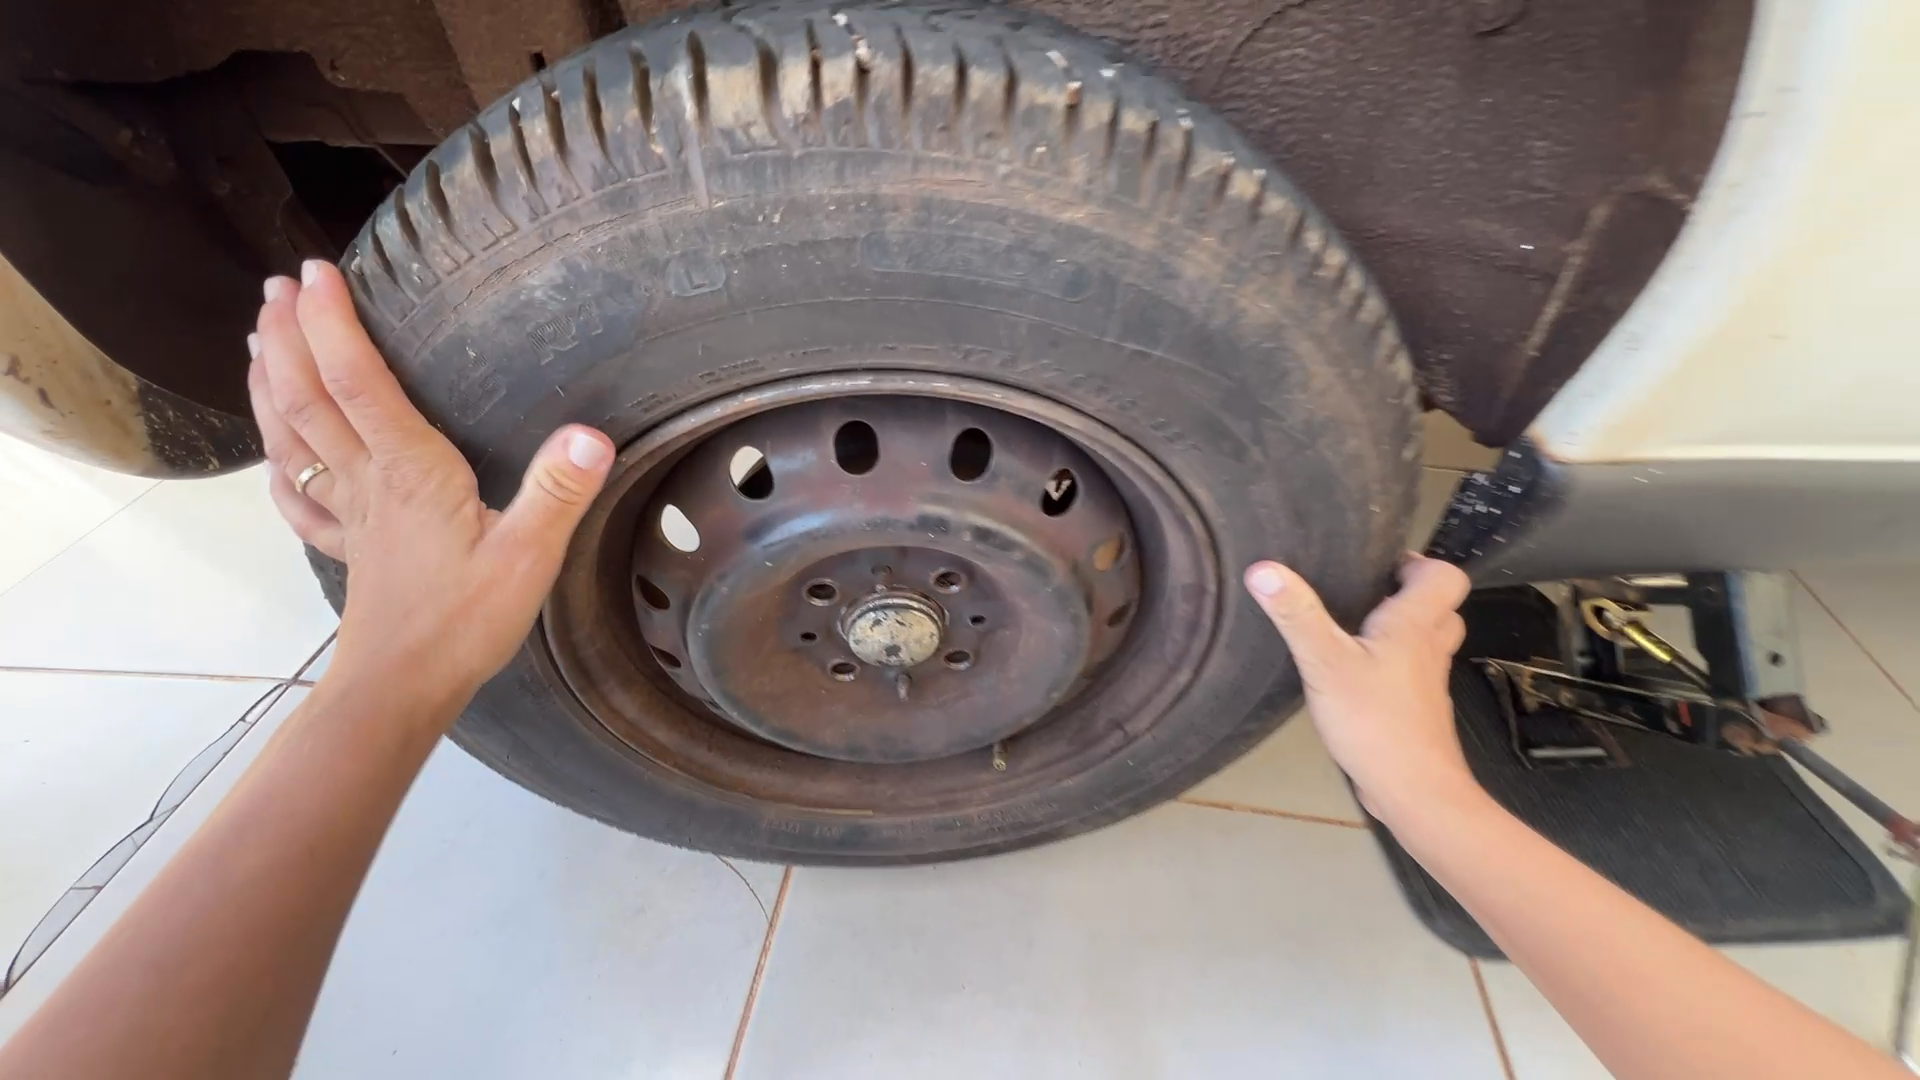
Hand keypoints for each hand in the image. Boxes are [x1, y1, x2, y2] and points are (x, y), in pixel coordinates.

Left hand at [248, 260, 613, 711]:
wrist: (402, 686)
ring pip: (293, 436)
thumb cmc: (466, 621)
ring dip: (270, 382)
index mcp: (410, 473)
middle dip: (289, 338)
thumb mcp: (530, 554)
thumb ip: (557, 491)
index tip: (316, 273)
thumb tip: (592, 433)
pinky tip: (275, 452)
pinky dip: (277, 460)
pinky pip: (300, 493)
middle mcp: (368, 482)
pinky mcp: (348, 546)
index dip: (334, 325)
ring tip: (258, 340)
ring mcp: (349, 515)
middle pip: (310, 398)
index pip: (360, 383)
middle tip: (279, 289)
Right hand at [1242, 554, 1478, 825]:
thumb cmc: (1373, 720)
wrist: (1413, 791)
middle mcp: (1429, 648)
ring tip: (1354, 625)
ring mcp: (1427, 682)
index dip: (1418, 564)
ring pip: (1427, 639)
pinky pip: (1412, 670)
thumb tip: (1263, 569)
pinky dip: (1393, 662)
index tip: (1378, 565)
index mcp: (1415, 626)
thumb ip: (1296, 615)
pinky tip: (1356, 673)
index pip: (1444, 577)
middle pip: (1439, 607)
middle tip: (1364, 591)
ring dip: (1402, 627)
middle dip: (1407, 593)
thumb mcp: (1324, 662)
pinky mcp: (1418, 709)